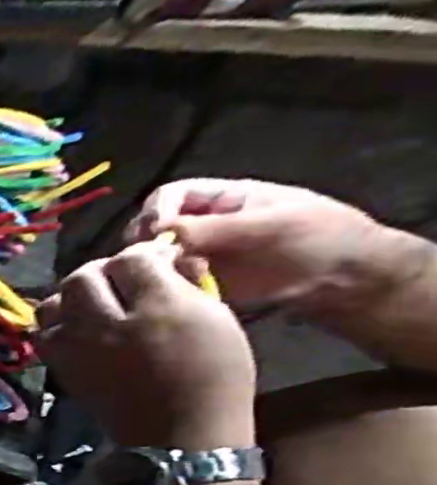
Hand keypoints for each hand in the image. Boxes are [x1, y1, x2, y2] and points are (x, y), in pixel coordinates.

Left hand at [37, 240, 256, 449]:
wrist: (176, 428)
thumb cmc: (212, 372)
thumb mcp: (217, 317)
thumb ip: (187, 283)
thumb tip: (167, 258)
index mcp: (158, 307)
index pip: (131, 260)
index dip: (142, 255)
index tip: (155, 260)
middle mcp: (105, 323)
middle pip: (80, 277)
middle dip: (101, 271)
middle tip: (121, 280)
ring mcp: (73, 345)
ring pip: (52, 302)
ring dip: (71, 297)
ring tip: (96, 303)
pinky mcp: (58, 364)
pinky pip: (43, 331)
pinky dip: (57, 323)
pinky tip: (80, 326)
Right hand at [126, 178, 432, 319]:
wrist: (340, 279)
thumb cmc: (317, 238)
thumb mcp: (268, 225)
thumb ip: (211, 226)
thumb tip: (155, 232)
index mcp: (218, 200)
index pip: (168, 195)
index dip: (155, 210)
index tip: (155, 232)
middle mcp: (197, 224)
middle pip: (147, 226)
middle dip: (143, 241)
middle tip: (151, 258)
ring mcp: (191, 253)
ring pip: (147, 255)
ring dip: (150, 265)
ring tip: (168, 275)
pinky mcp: (189, 279)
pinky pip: (159, 279)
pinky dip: (158, 284)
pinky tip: (176, 289)